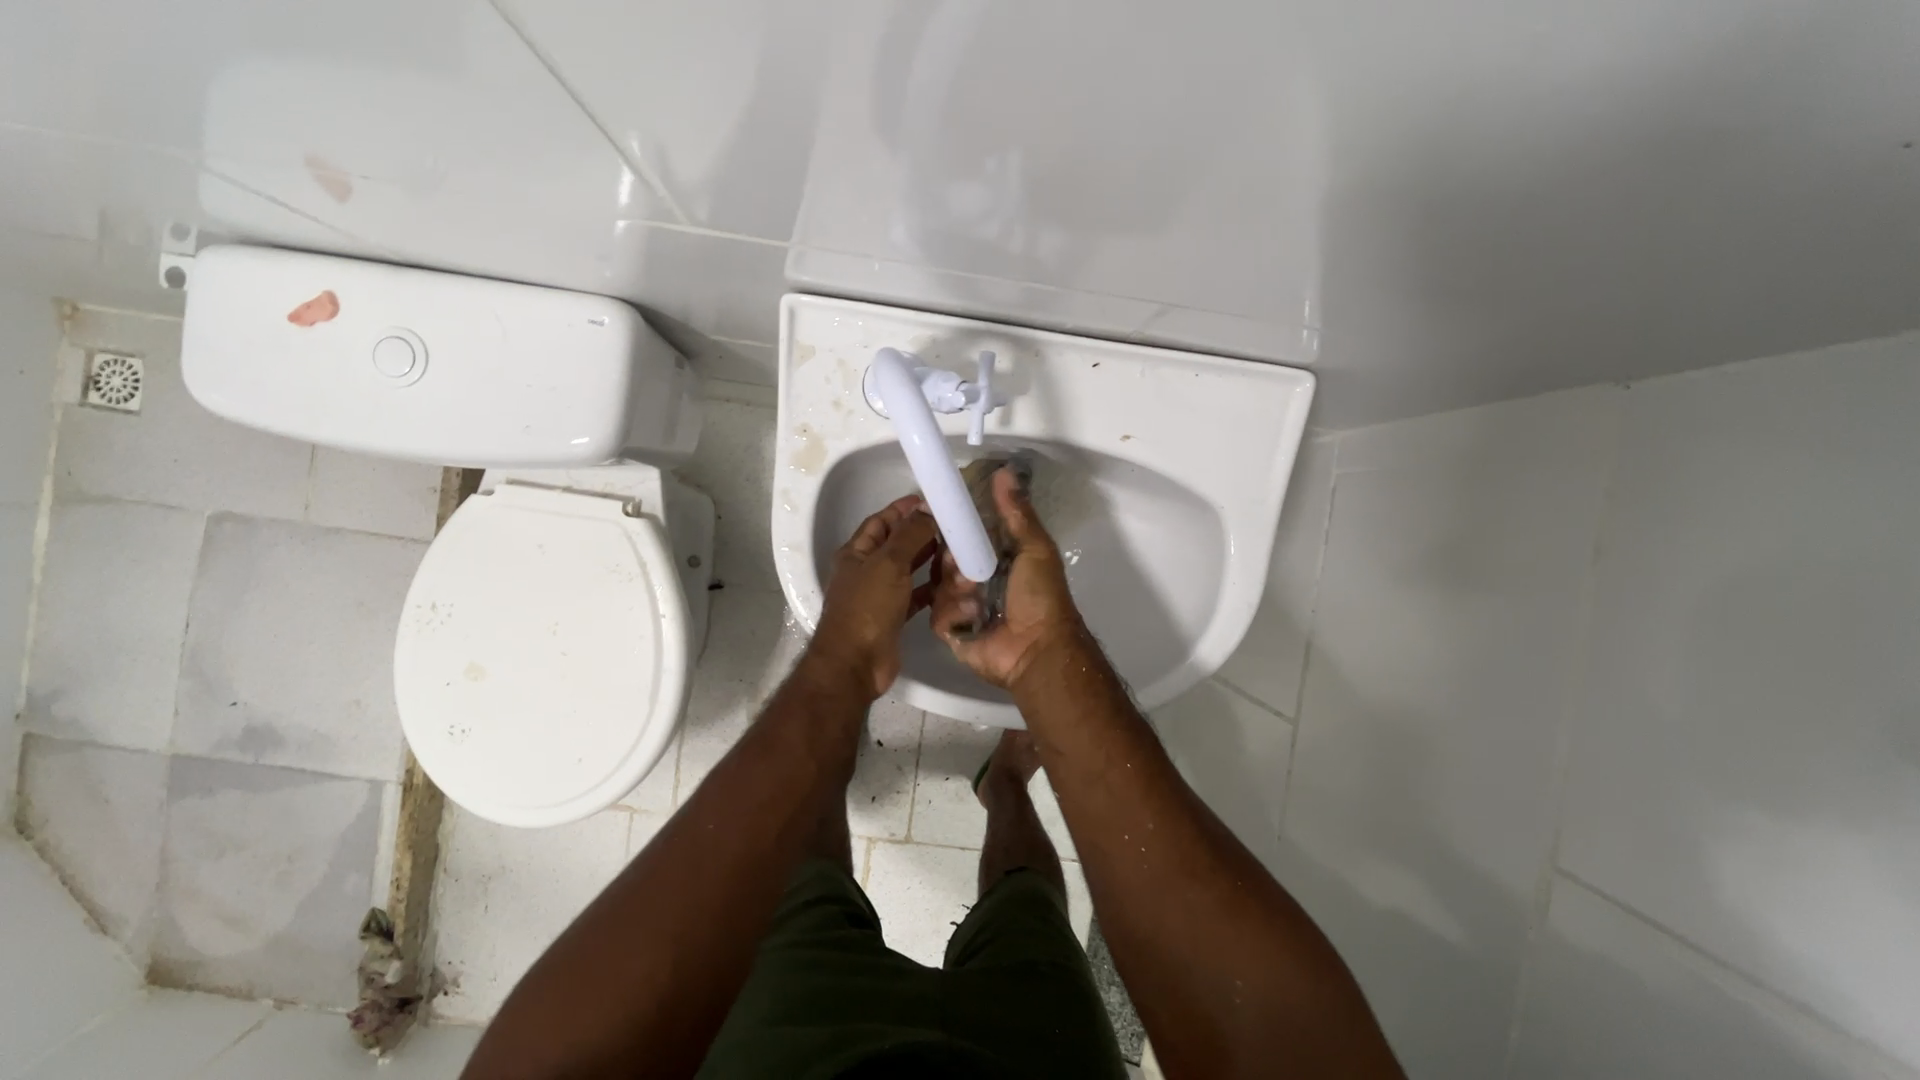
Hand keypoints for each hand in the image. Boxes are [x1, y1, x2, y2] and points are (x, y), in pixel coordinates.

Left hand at [809, 494, 939, 699]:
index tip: (928, 501)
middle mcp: (864, 572)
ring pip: (906, 571)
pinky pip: (913, 596)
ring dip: (927, 560)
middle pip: (894, 545)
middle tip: (951, 525)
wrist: (856, 662)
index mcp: (855, 553)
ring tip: (956, 550)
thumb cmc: (868, 607)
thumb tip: (927, 511)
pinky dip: (929, 588)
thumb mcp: (889, 563)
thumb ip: (909, 535)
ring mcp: (877, 596)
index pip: (879, 522)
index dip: (901, 510)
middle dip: (919, 533)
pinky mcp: (891, 618)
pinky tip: (950, 583)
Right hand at [929, 468, 1086, 689]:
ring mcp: (962, 605)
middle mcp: (977, 580)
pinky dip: (954, 611)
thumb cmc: (1040, 597)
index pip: (966, 536)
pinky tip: (974, 616)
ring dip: (956, 587)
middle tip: (964, 565)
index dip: (955, 526)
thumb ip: (1017, 513)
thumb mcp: (1034, 549)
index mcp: (996, 559)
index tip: (943, 515)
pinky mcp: (951, 629)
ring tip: (974, 593)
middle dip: (952, 558)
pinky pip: (937, 612)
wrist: (1037, 650)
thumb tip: (1004, 472)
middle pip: (946, 558)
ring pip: (939, 584)